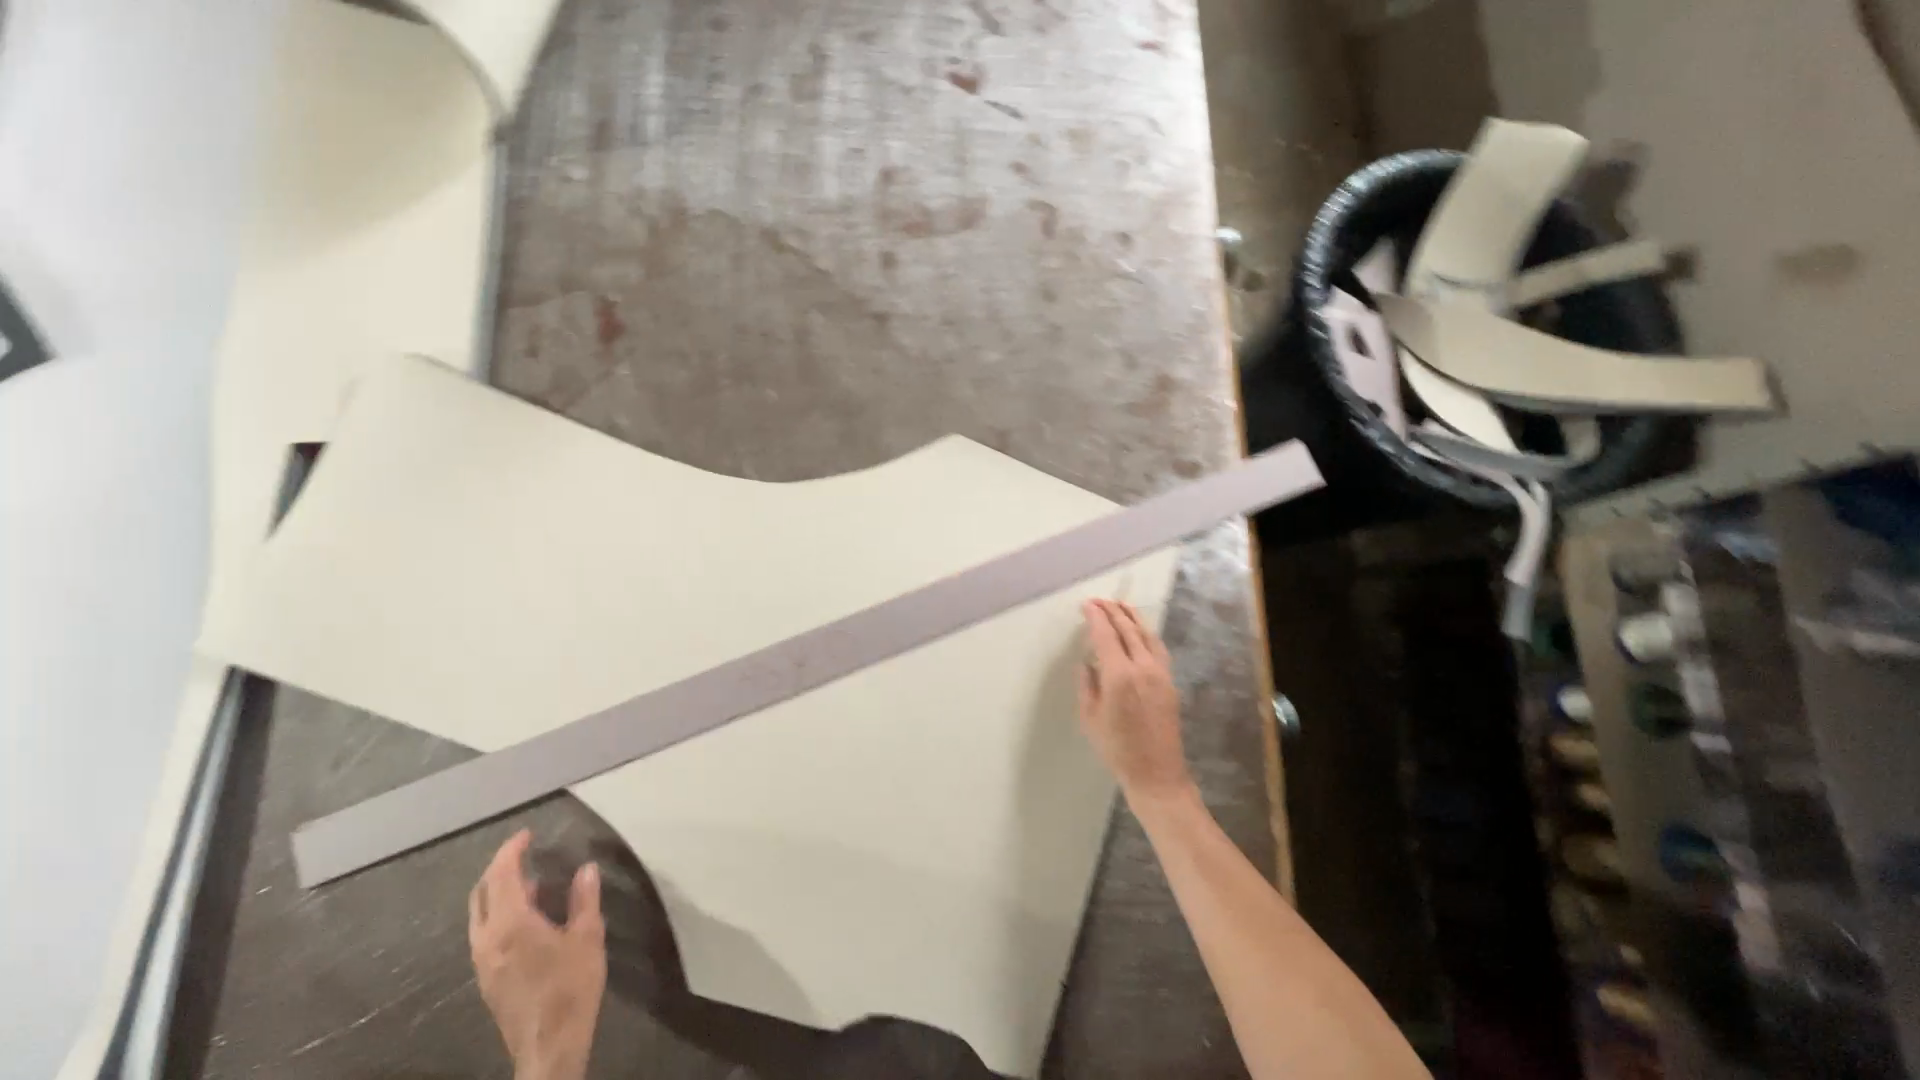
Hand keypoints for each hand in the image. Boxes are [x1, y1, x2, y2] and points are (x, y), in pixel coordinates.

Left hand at [469, 830, 605, 1079]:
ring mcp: (482, 961)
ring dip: (500, 892)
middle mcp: (487, 939)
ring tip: (531, 884)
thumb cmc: (571, 988)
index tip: (527, 834)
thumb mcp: (588, 938)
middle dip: (500, 868)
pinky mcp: (486, 978)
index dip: (511, 850)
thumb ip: (584, 900)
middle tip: (524, 854)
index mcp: (510, 925)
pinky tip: (528, 919)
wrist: (549, 1046)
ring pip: (481, 915)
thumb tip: (585, 869)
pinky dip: (500, 914)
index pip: (501, 875)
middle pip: (482, 893)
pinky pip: (486, 933)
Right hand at [1077, 599, 1195, 807]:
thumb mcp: (1090, 718)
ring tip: (1121, 606)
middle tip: (1100, 601)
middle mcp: (1143, 667)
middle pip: (1128, 629)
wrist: (1156, 772)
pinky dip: (1146, 633)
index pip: (1106, 635)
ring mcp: (1160, 673)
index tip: (1087, 605)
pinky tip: (1141, 632)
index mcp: (1119, 675)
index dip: (1096, 617)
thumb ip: (1087, 685)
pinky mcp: (1170, 682)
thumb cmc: (1116, 749)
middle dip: (1113, 611)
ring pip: (1147, 635)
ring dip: (1133, 617)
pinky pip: (1158, 648)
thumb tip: (1087, 663)